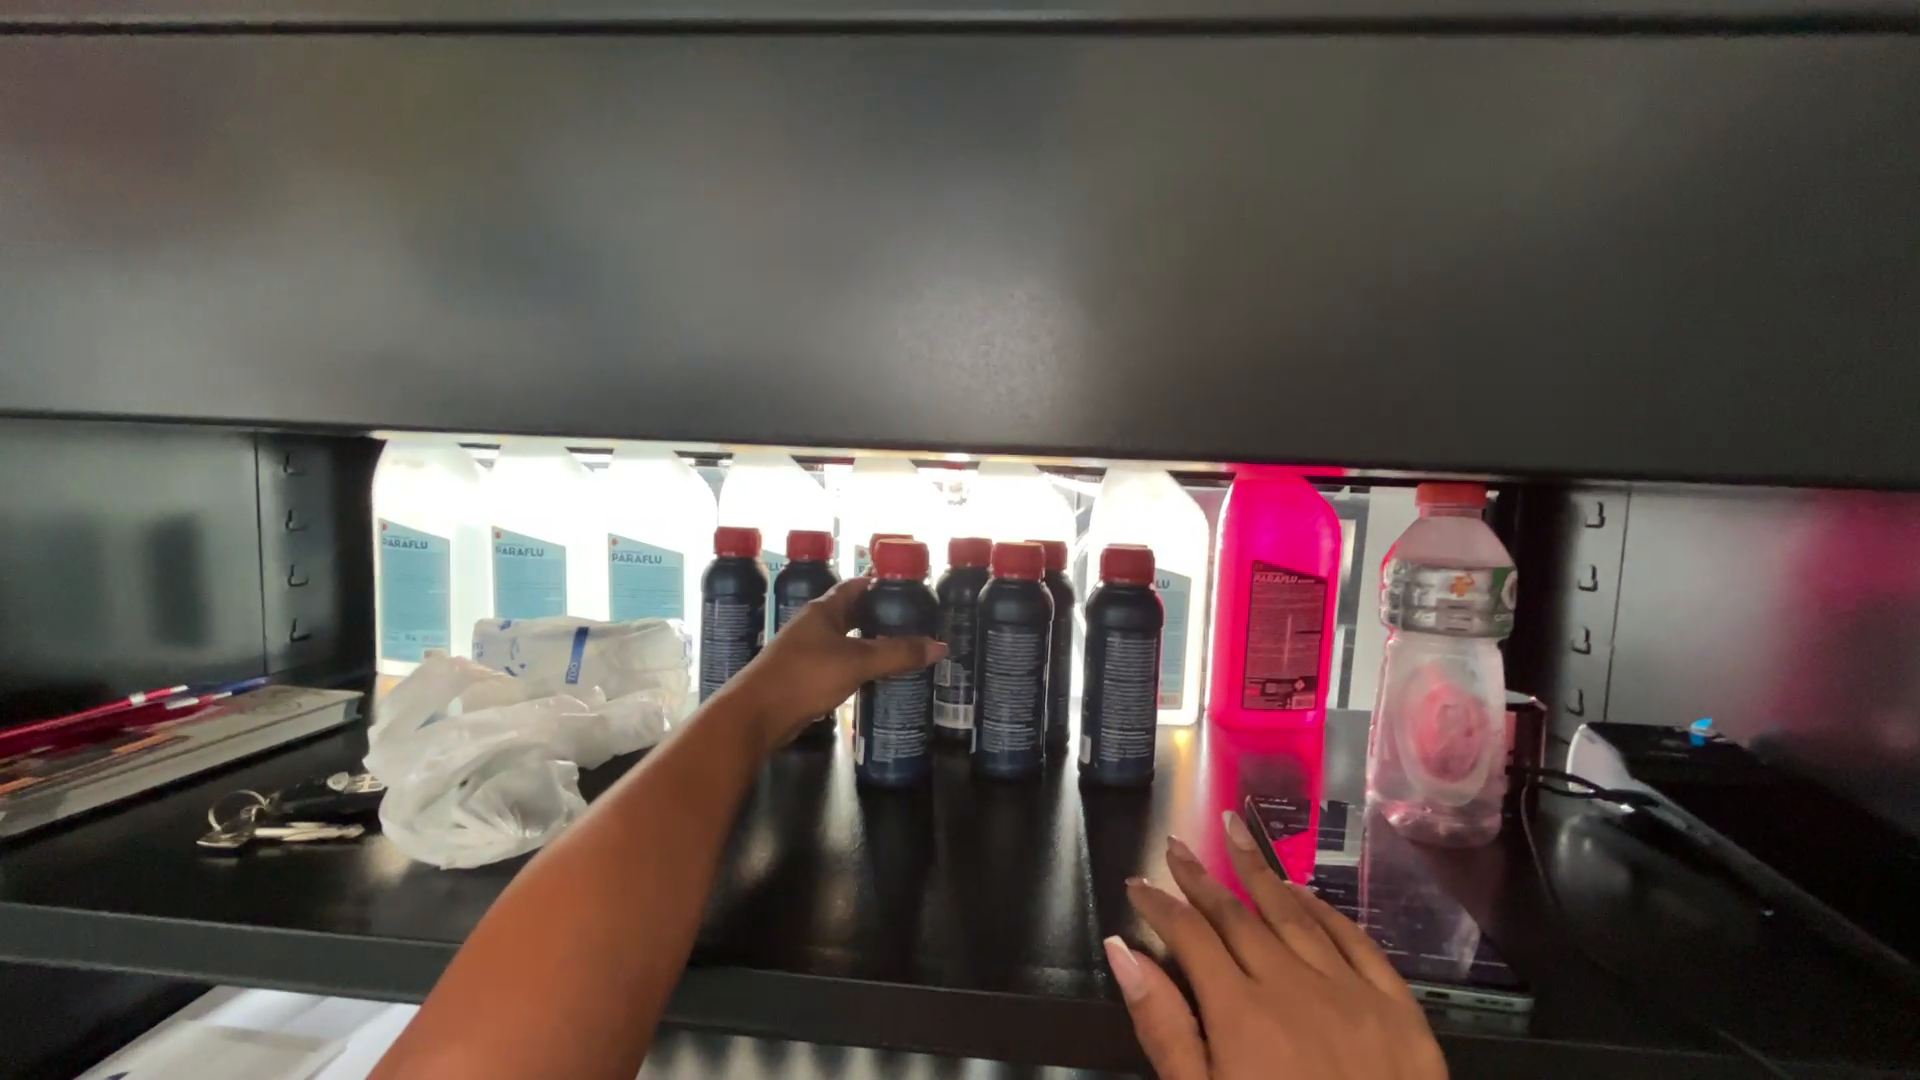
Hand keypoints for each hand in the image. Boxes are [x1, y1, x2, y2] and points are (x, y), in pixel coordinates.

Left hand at [722, 577, 944, 750]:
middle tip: (914, 624)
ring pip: (846, 641)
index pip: (856, 586)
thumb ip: (898, 653)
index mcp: (823, 610)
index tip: (909, 590)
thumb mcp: (857, 661)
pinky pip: (839, 665)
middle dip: (880, 617)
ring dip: (870, 644)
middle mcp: (813, 626)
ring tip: (903, 650)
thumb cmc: (805, 676)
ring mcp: (807, 652)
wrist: (756, 715)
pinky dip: (859, 667)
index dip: (881, 584)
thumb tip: (940, 646)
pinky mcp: (805, 677)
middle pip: (852, 614)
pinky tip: (876, 678)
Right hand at [1104, 812, 1447, 1079]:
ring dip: (1259, 870)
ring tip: (1233, 831)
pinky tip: (1302, 891)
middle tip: (1175, 845)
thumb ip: (1164, 1028)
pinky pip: (1357, 942)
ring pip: (1295, 914)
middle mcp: (1295, 988)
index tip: (1137, 883)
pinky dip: (1325, 910)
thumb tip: (1121, 949)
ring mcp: (1353, 996)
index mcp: (1242, 1015)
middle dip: (1200, 878)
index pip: (1189, 936)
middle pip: (1237, 915)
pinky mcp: (1401, 1014)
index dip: (1159, 905)